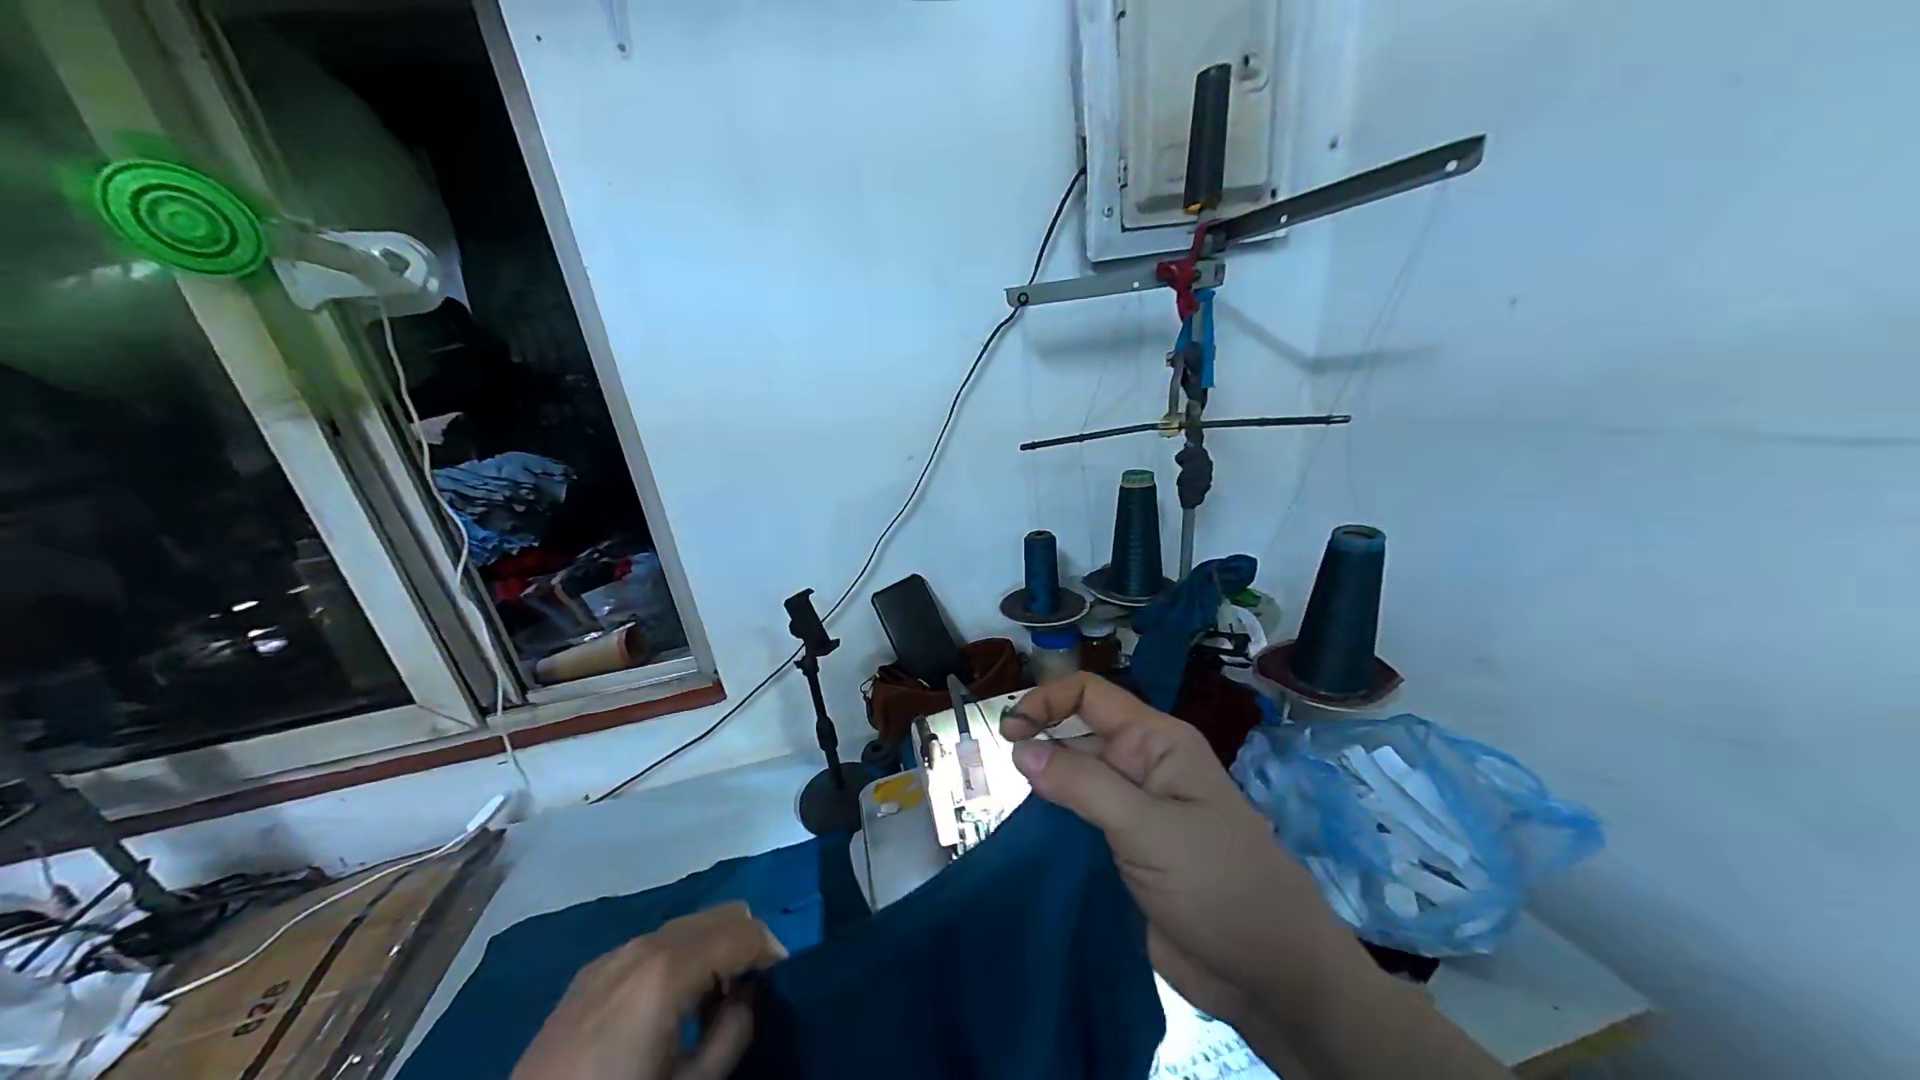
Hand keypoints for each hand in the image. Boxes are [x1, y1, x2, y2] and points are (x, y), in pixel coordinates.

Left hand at [512, 902, 786, 1079]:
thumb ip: (734, 1031)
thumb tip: (749, 994)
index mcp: (670, 968)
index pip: (746, 931)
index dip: (773, 952)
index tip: (782, 984)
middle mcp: (645, 944)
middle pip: (721, 914)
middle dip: (745, 943)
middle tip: (749, 991)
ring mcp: (613, 954)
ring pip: (688, 925)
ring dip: (713, 948)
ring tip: (711, 1001)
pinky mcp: (590, 972)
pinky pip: (654, 944)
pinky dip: (680, 956)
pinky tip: (669, 1004)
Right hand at [1004, 675, 1511, 1079]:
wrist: (1269, 974)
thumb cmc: (1218, 884)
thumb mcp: (1148, 827)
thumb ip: (1082, 784)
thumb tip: (1021, 749)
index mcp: (1157, 742)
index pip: (1091, 696)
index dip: (1047, 702)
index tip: (1009, 733)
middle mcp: (1143, 767)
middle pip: (1078, 735)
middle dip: (1039, 743)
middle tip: (998, 775)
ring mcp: (1135, 811)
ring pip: (1075, 780)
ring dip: (1042, 786)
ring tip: (1007, 806)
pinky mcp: (1126, 850)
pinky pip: (1080, 821)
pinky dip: (1053, 823)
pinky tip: (1029, 836)